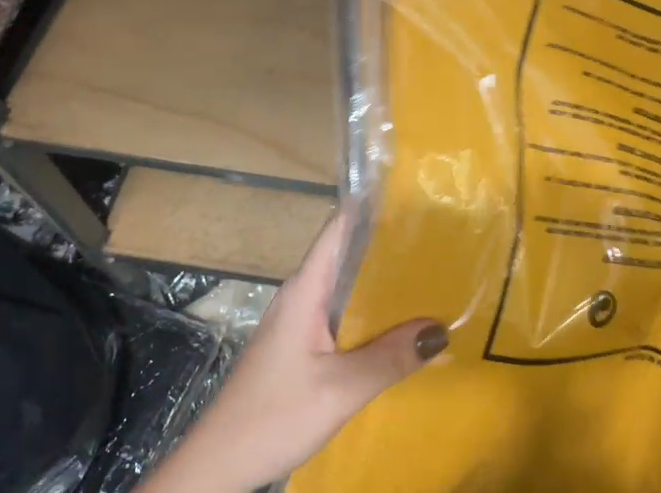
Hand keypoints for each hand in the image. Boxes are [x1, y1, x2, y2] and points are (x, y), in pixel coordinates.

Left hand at [142, 214, 447, 492]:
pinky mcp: (300, 350)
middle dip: (389, 248)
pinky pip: (342, 319)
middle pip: (348, 258)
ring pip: (347, 292)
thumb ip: (390, 358)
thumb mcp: (339, 389)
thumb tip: (441, 329)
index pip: (339, 230)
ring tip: (431, 278)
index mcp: (304, 290)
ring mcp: (298, 325)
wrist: (218, 465)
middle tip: (439, 239)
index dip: (370, 207)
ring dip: (383, 287)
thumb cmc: (273, 413)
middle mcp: (301, 297)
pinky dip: (371, 317)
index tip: (411, 195)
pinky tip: (399, 331)